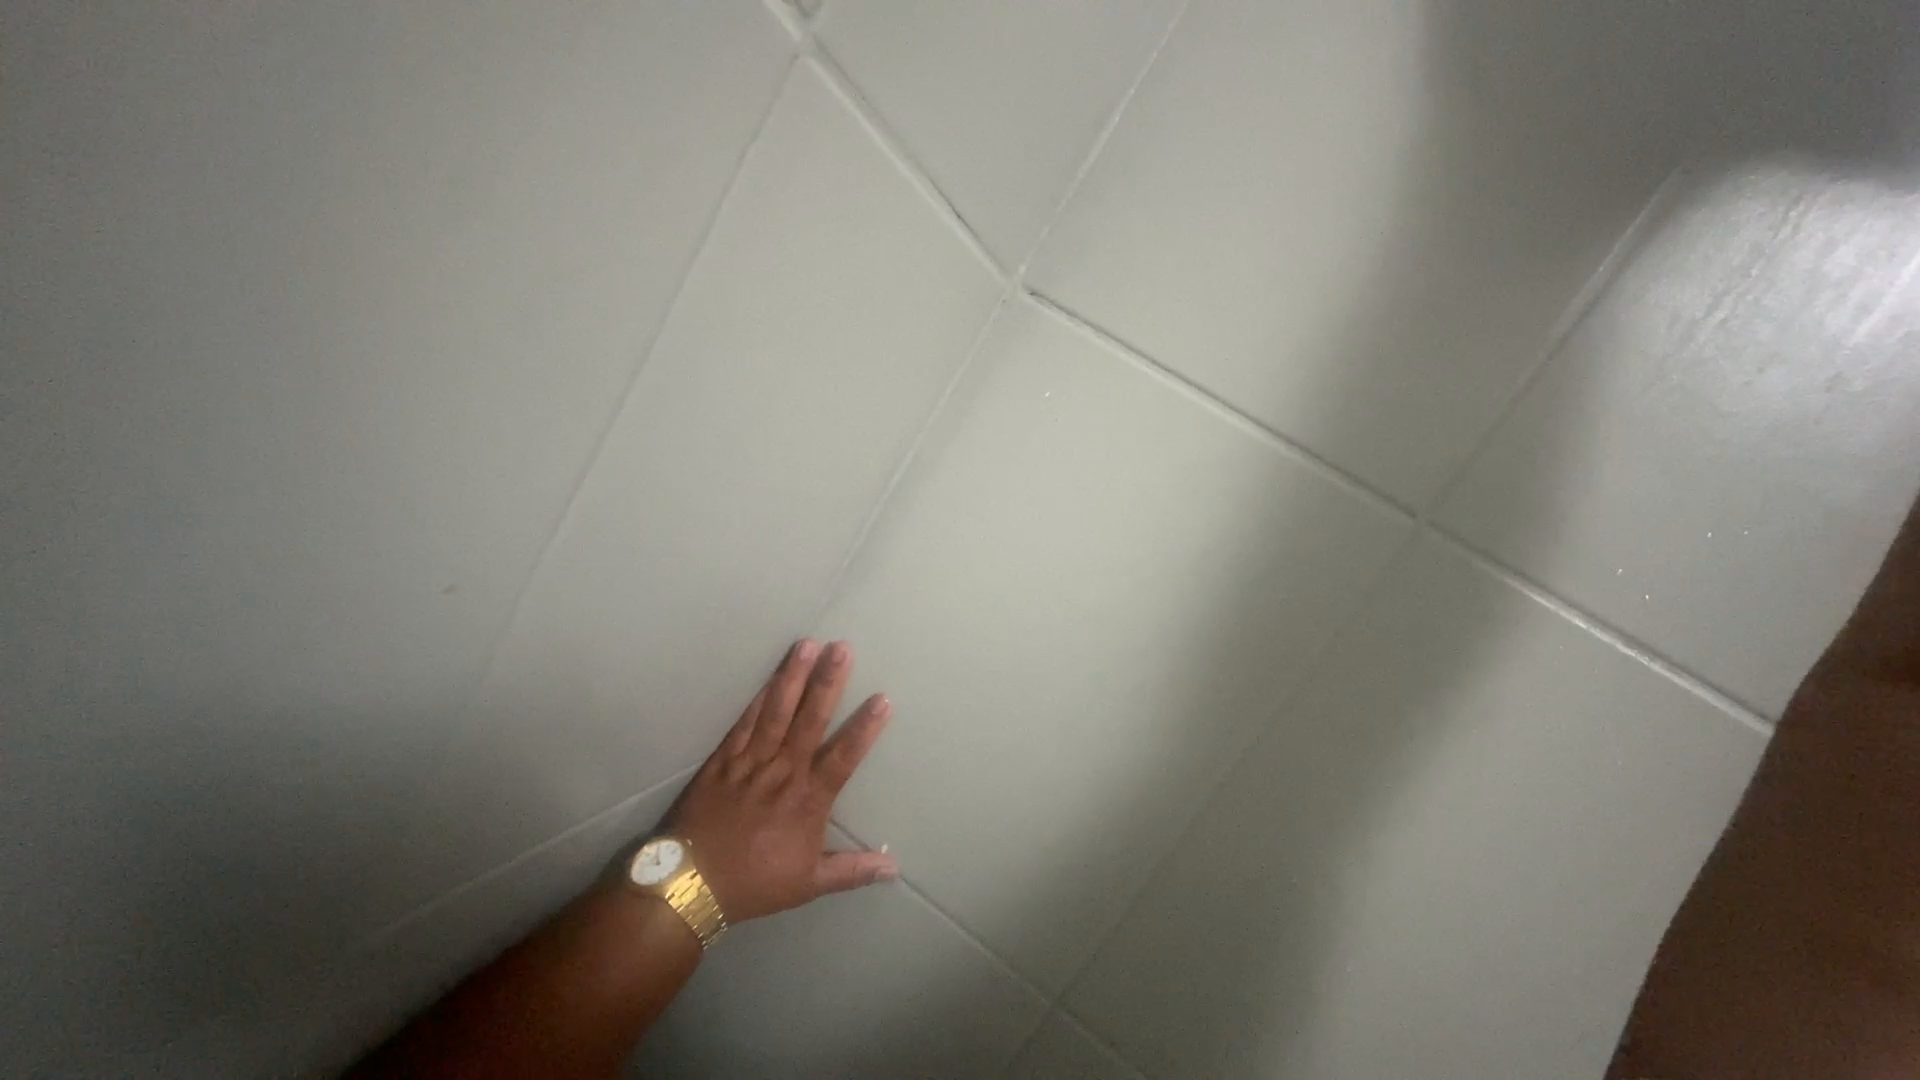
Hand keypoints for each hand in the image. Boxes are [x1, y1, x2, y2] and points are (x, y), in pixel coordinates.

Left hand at [659, 639, 897, 922]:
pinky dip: (756, 699)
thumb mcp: (809, 884)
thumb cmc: (755, 883)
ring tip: (806, 645)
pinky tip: (768, 677)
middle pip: (809, 721)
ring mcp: (750, 763)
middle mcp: (783, 773)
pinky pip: (742, 724)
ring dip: (792, 678)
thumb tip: (894, 866)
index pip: (842, 757)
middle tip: (842, 649)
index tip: (882, 698)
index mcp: (808, 800)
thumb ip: (853, 871)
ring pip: (775, 713)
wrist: (691, 885)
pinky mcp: (722, 761)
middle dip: (827, 683)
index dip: (864, 728)